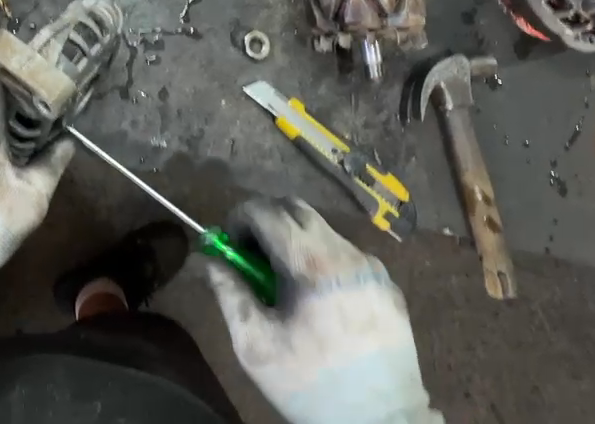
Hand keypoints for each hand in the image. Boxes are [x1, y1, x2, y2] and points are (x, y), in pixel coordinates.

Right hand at [202, 198, 438, 423]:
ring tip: (283, 281)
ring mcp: (371, 267)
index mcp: (312, 263)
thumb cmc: (312, 386)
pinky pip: (345, 253)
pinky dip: (321, 258)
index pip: (266, 211)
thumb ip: (228, 293)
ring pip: (321, 229)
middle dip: (265, 221)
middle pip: (295, 209)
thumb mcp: (256, 345)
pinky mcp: (387, 285)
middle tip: (251, 255)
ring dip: (293, 239)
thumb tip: (207, 260)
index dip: (239, 219)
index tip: (229, 245)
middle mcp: (345, 253)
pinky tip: (316, 298)